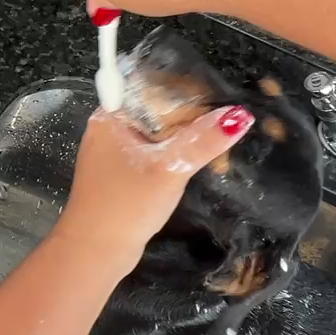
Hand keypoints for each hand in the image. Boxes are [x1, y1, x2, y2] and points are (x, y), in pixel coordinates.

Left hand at [48, 104, 252, 266]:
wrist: (96, 248)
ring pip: (154, 133)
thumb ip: (203, 141)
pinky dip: (173, 154)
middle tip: (228, 109)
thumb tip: (239, 115)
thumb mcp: (170, 168)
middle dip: (186, 112)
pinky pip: (152, 153)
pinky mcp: (121, 174)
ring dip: (182, 135)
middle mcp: (107, 130)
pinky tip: (197, 157)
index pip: (146, 86)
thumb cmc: (126, 203)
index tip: (215, 87)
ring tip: (221, 130)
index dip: (180, 86)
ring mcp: (112, 153)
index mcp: (110, 118)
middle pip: (153, 110)